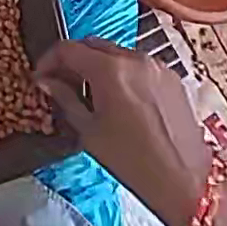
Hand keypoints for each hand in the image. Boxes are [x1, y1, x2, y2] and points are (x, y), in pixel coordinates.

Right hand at [34, 39, 212, 225]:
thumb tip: (47, 81)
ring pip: (116, 52)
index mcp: (110, 70)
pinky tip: (118, 99)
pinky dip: (121, 72)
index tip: (40, 77)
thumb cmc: (131, 161)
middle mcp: (134, 58)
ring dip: (97, 65)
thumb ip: (65, 99)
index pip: (68, 49)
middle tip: (60, 83)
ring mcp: (156, 64)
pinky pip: (137, 64)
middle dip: (72, 60)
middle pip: (92, 44)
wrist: (185, 180)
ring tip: (88, 93)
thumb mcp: (88, 131)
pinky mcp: (171, 76)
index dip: (48, 60)